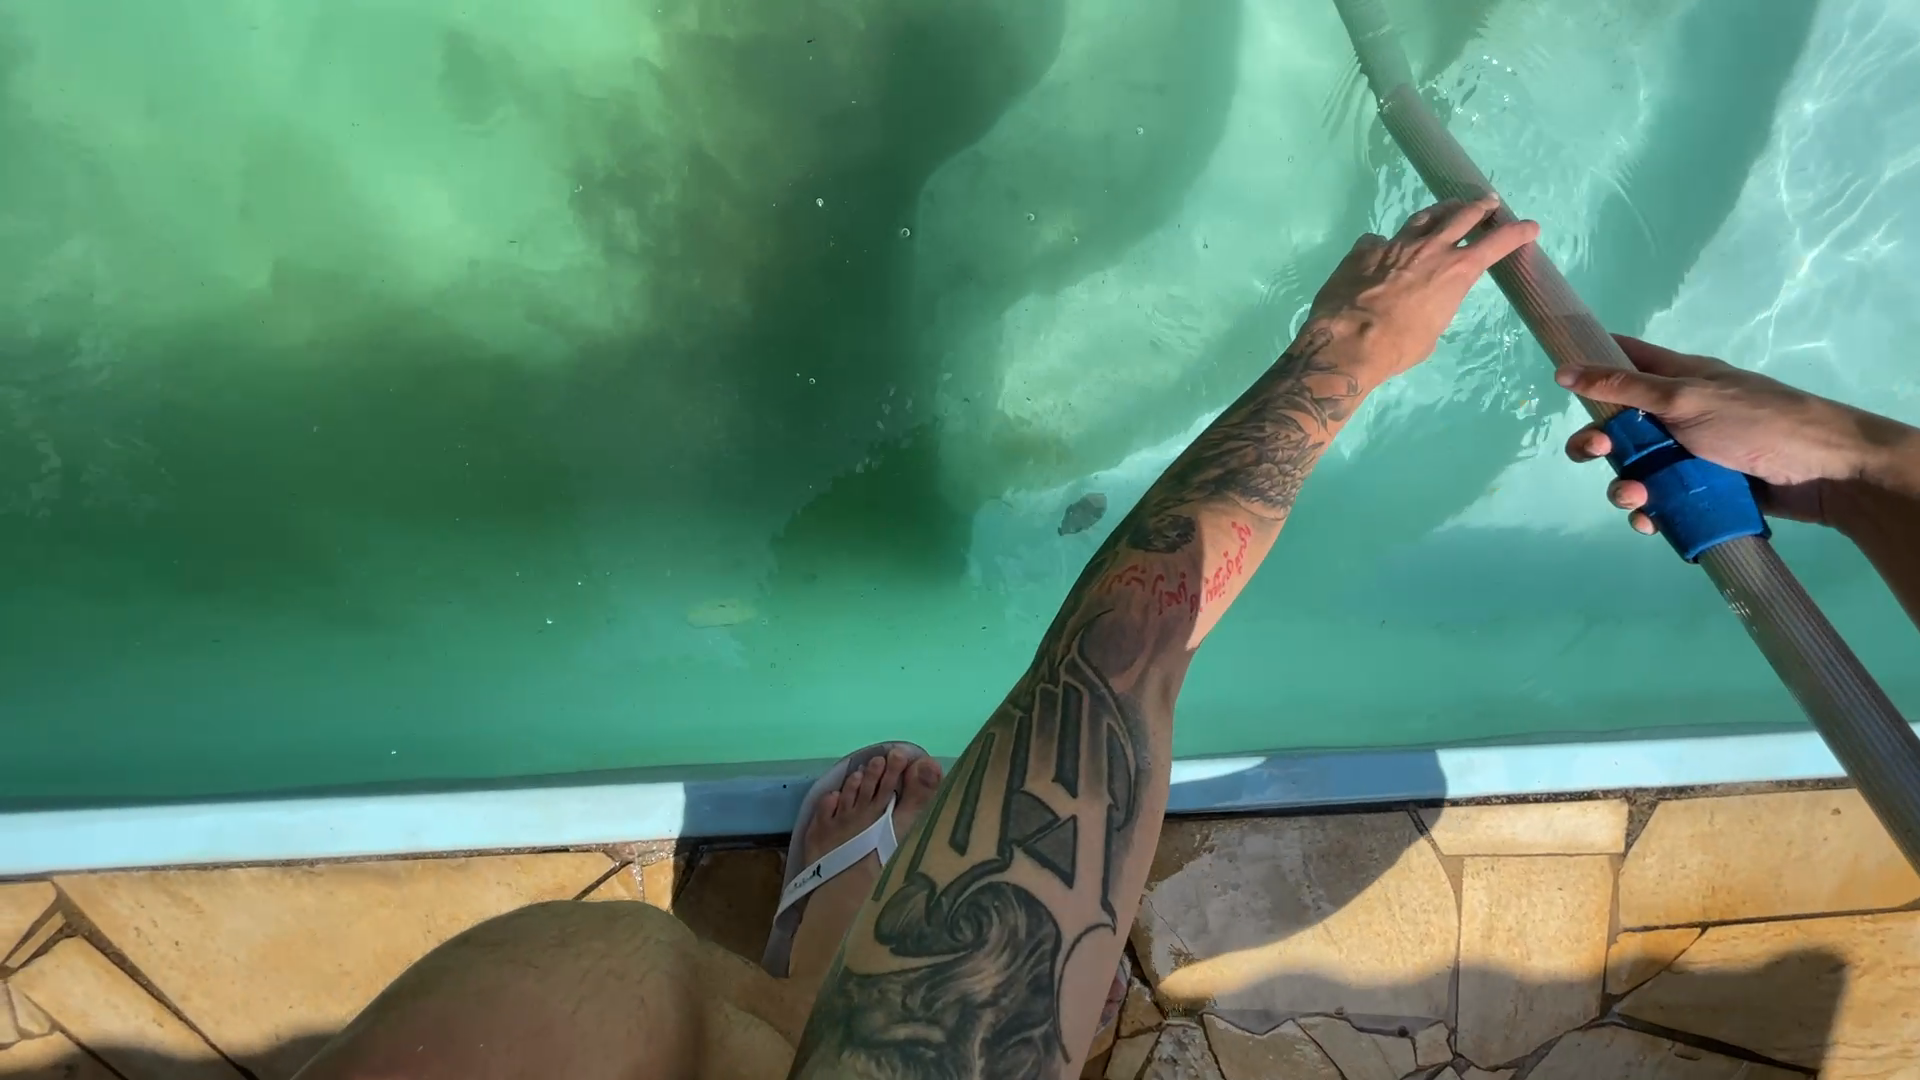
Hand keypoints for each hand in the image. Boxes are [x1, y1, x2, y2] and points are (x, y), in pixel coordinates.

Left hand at [1306, 195, 1538, 380]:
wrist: (1346, 342)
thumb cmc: (1395, 348)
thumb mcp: (1432, 331)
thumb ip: (1436, 307)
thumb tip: (1424, 303)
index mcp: (1457, 270)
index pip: (1499, 241)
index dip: (1518, 233)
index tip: (1529, 228)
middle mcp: (1430, 249)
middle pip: (1463, 215)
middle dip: (1480, 208)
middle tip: (1487, 204)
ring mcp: (1394, 246)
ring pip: (1424, 217)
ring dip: (1439, 211)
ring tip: (1446, 209)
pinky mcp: (1361, 252)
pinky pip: (1376, 240)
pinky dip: (1383, 244)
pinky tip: (1379, 249)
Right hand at [1559, 335, 1886, 528]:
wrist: (1829, 475)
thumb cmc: (1760, 423)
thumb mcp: (1685, 399)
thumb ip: (1623, 387)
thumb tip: (1564, 370)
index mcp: (1676, 382)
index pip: (1625, 360)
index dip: (1591, 362)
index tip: (1560, 374)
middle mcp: (1674, 415)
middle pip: (1611, 426)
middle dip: (1594, 443)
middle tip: (1599, 452)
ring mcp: (1682, 454)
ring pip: (1626, 469)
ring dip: (1621, 486)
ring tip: (1637, 497)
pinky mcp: (1691, 488)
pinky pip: (1652, 501)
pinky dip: (1646, 511)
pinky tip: (1652, 517)